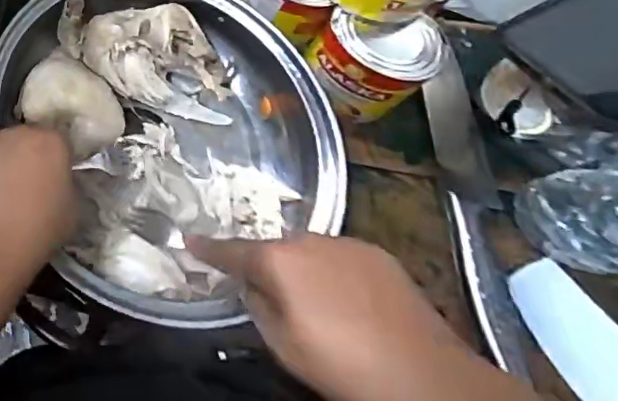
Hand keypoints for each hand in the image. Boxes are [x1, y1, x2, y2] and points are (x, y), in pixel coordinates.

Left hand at [0, 125, 75, 258]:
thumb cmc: (41, 227)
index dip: (56, 161)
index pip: (59, 142)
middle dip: (29, 156)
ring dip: (5, 160)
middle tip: (26, 185)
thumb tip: (57, 182)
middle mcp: (25, 131)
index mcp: (54, 142)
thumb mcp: (72, 209)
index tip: (53, 179)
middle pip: (29, 139)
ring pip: (4, 145)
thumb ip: (67, 185)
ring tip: (0, 191)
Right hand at [192, 234, 531, 400]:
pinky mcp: (377, 253)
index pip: (232, 251)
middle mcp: (307, 239)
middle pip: (274, 250)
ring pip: (309, 252)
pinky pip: (341, 258)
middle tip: (274, 298)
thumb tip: (251, 287)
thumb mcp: (284, 348)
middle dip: (269, 268)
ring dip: (305, 270)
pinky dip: (336, 274)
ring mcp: (344, 242)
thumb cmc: (345, 367)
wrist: (428, 378)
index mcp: (277, 260)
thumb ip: (257, 308)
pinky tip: (351, 304)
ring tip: (320, 306)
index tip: (189, 241)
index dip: (208, 249)